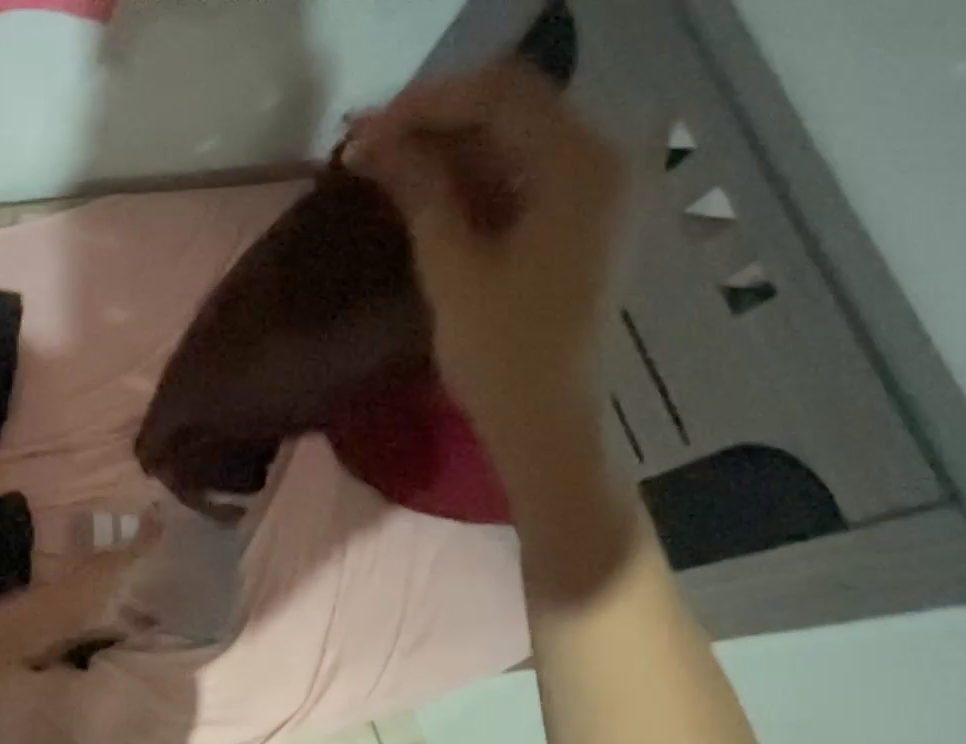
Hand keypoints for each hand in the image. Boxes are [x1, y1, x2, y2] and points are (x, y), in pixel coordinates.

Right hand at [343, 61, 629, 439]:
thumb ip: (418, 191)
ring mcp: (596, 195)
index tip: (363, 130)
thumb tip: (371, 141)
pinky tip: (425, 195)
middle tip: (366, 147)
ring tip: (383, 169)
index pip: (500, 94)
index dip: (425, 103)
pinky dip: (473, 180)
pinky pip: (523, 178)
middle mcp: (602, 164)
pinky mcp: (580, 225)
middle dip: (435, 123)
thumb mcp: (452, 268)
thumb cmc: (502, 353)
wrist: (547, 425)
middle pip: (511, 110)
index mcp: (581, 167)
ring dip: (448, 151)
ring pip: (513, 143)